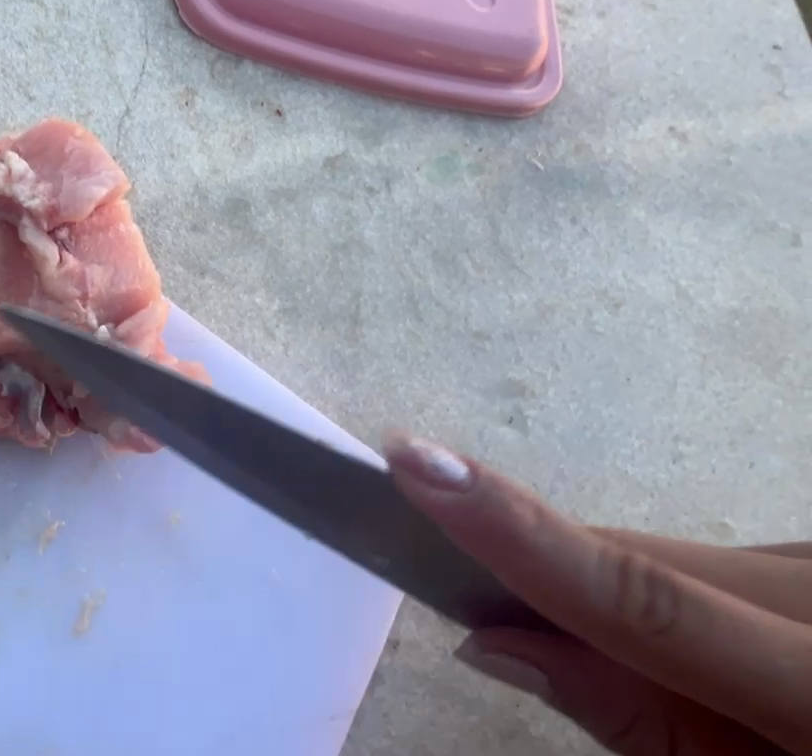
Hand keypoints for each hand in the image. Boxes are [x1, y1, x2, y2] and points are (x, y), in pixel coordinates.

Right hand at [386, 435, 811, 754]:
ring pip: (664, 558)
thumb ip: (637, 724)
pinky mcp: (805, 547)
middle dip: (564, 594)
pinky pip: (706, 561)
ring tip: (689, 692)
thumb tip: (491, 642)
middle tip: (535, 657)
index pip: (646, 602)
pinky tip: (734, 660)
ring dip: (626, 604)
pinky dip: (676, 598)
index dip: (522, 536)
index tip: (414, 463)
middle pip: (636, 566)